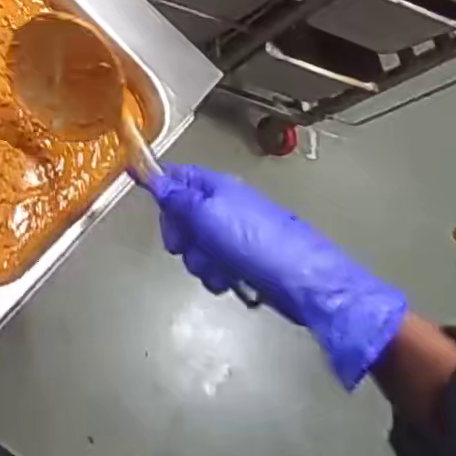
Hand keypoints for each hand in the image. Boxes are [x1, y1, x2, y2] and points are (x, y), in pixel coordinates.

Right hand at [142, 164, 406, 389]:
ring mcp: (236, 234)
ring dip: (201, 261)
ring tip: (218, 270)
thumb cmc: (254, 243)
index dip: (162, 192)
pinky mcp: (245, 261)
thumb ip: (175, 196)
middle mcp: (225, 206)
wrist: (306, 283)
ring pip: (197, 245)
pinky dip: (218, 275)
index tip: (157, 212)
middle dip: (181, 236)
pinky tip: (230, 281)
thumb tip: (150, 172)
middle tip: (187, 247)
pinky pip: (216, 265)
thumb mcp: (206, 215)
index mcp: (216, 186)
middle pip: (182, 214)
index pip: (177, 176)